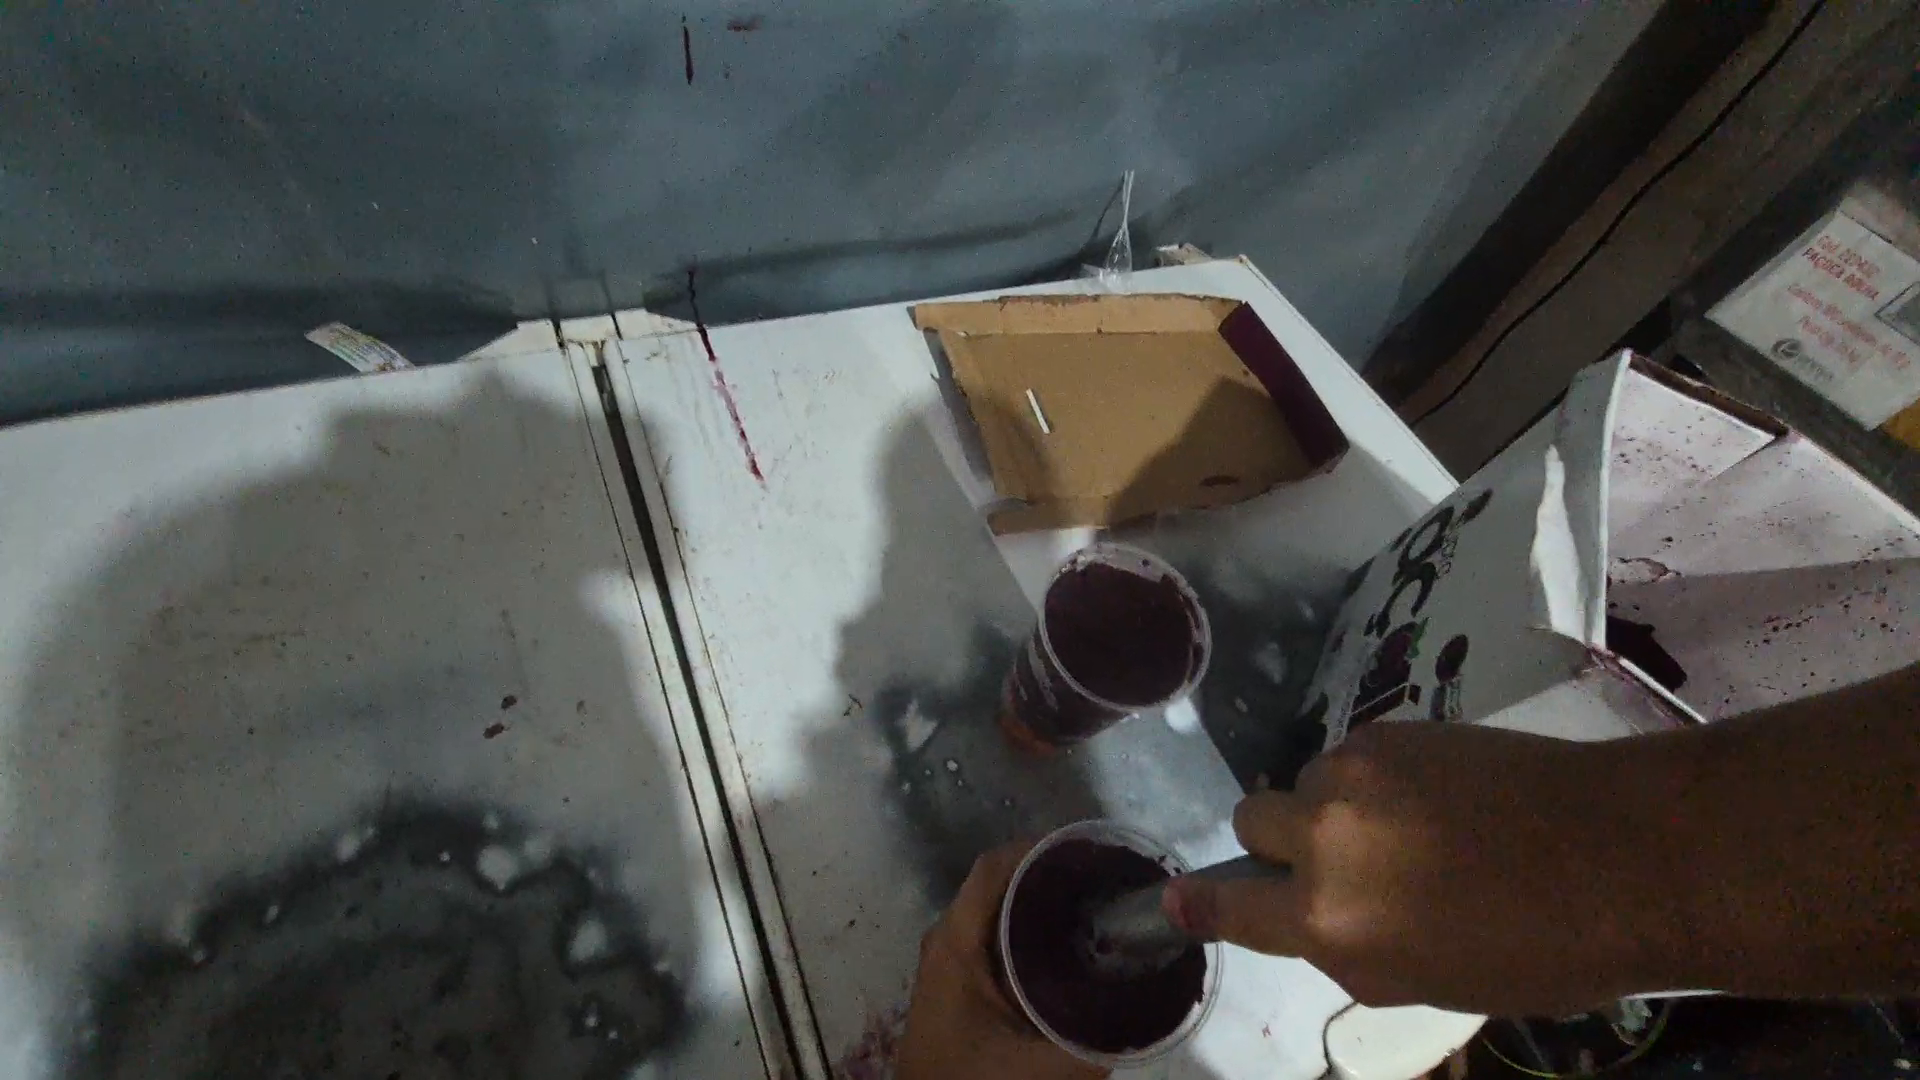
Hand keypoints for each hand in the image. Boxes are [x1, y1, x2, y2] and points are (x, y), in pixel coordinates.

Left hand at [898, 841, 1109, 1079]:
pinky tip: (1067, 943)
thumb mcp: (1035, 1069)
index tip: (1085, 850)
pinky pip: (995, 933)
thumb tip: (1146, 1010)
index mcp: (955, 940)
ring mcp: (952, 957)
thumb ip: (1091, 1044)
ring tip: (1093, 901)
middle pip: (997, 881)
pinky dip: (1029, 927)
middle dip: (1048, 872)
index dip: (1035, 848)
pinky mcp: (960, 978)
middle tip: (1101, 877)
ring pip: (997, 907)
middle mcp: (949, 936)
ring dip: (1039, 899)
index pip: (992, 868)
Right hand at [1163, 721, 1662, 1016]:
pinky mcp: (1383, 732)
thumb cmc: (1538, 947)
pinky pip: (1350, 758)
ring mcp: (1348, 774)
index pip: (1235, 906)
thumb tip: (1312, 918)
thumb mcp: (1432, 981)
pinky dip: (1373, 780)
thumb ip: (1349, 949)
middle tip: (1333, 853)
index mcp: (1332, 917)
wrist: (1623, 851)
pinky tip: (1434, 794)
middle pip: (1250, 819)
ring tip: (1406, 822)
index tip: (1173, 901)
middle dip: (1277, 838)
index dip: (1201, 905)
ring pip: (1304, 783)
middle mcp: (1322, 837)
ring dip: (1333, 806)